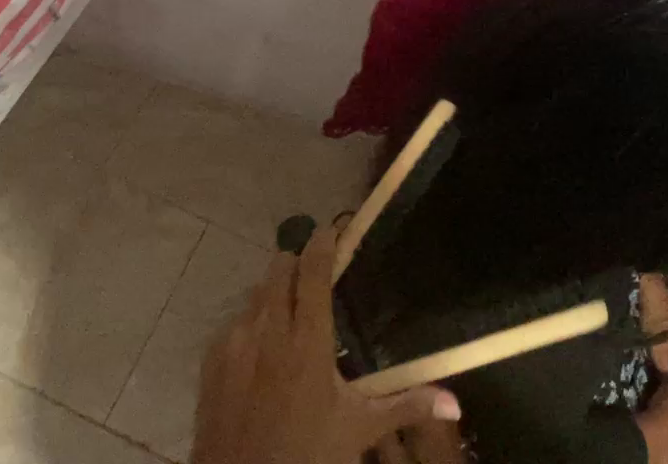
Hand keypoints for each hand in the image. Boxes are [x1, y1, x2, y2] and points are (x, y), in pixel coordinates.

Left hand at [192, 223, 461, 463]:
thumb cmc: (306, 455)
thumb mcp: (358, 431)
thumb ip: (405, 405)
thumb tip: (455, 402)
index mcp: (307, 341)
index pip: (314, 272)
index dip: (323, 242)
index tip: (334, 227)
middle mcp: (268, 330)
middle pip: (279, 270)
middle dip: (297, 260)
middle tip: (317, 267)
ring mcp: (235, 343)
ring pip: (256, 294)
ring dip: (274, 290)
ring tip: (293, 306)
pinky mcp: (212, 360)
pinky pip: (234, 322)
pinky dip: (252, 321)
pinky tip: (264, 344)